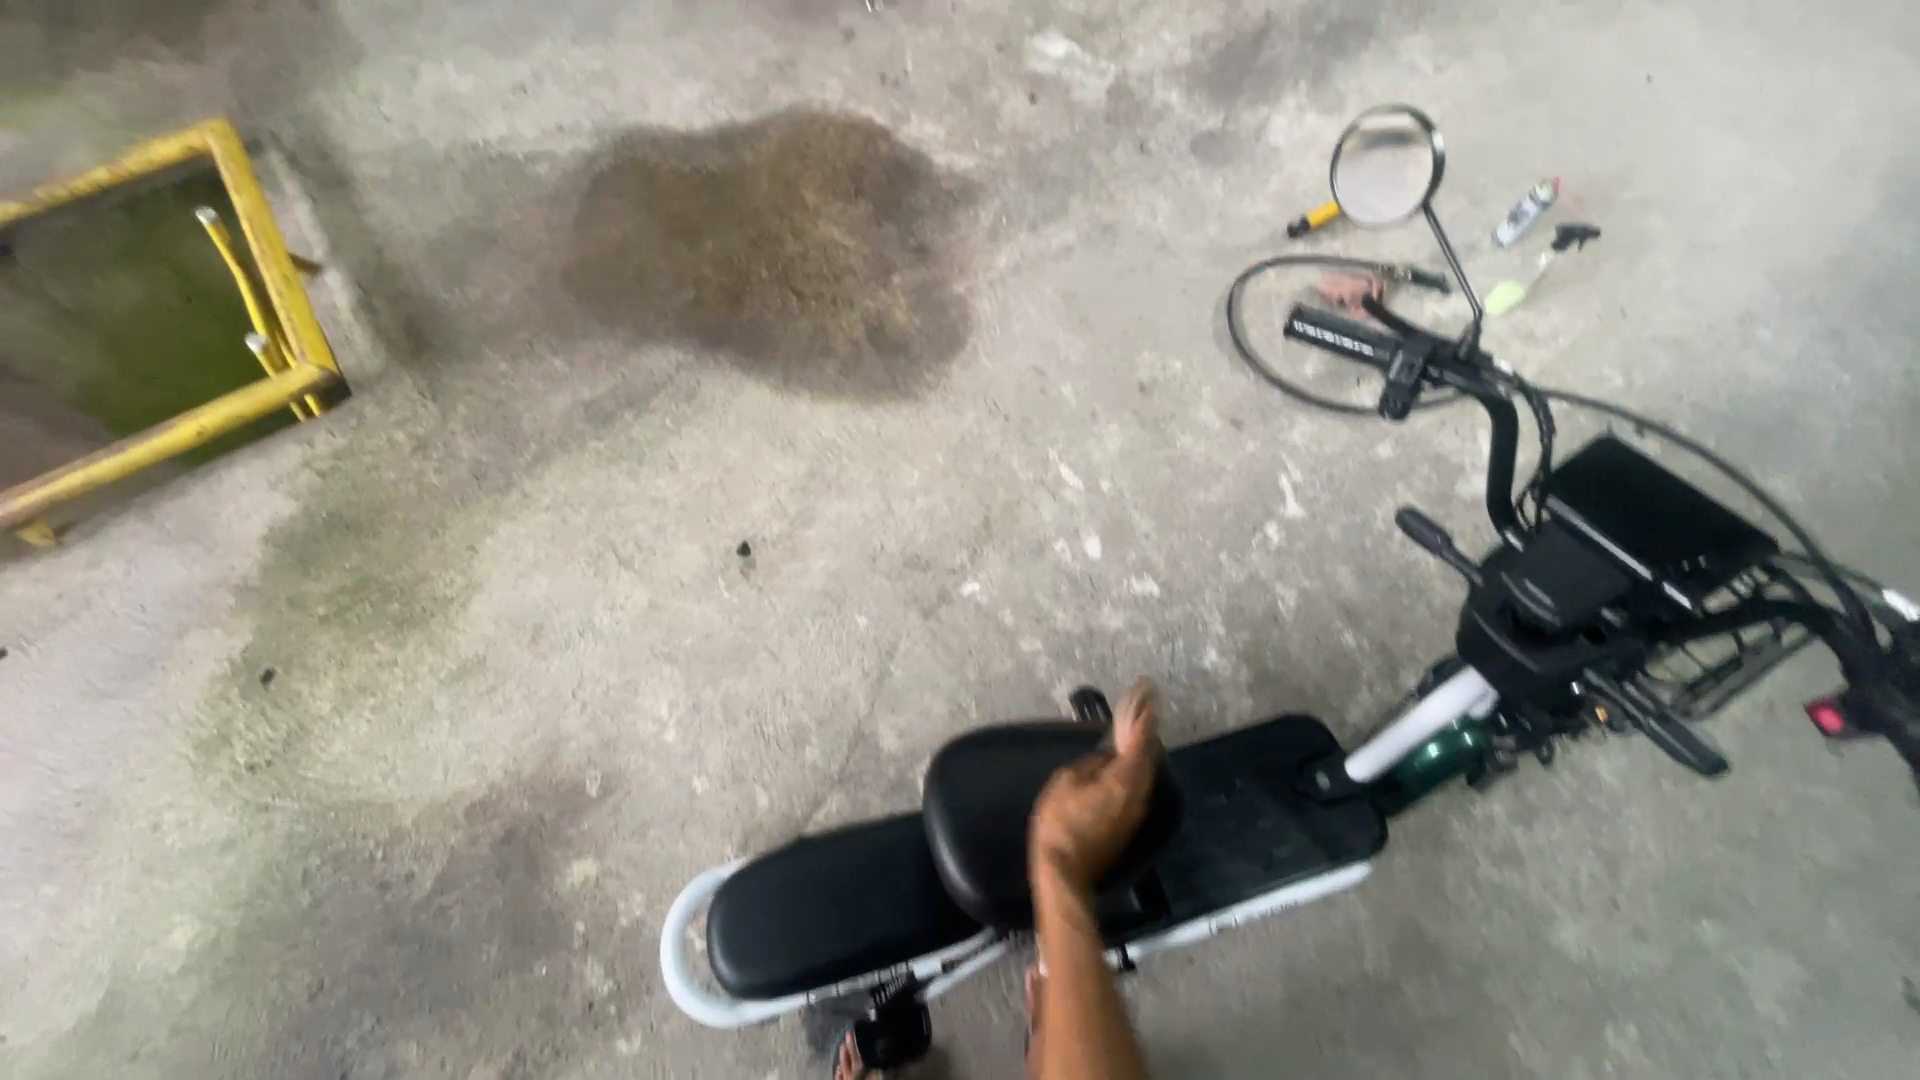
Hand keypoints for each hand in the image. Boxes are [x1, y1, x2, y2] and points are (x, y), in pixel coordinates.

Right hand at [1029, 678, 1163, 893]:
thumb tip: (1106, 757)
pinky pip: (1138, 784)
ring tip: (1135, 726)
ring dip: (1142, 747)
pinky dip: (1135, 765)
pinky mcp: (1128, 823)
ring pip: (1145, 771)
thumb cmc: (1060, 823)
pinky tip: (1126, 759)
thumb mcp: (1066, 781)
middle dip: (1146, 728)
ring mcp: (1136, 810)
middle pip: (1149, 754)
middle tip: (1143, 704)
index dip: (1145, 714)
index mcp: (1124, 778)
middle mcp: (1138, 792)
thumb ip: (1091, 763)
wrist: (1065, 873)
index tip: (1148, 691)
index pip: (1141, 738)